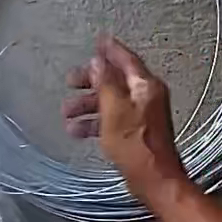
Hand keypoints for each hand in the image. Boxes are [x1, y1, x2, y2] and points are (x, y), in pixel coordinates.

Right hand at [62, 34, 186, 192]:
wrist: (154, 180)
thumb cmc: (136, 147)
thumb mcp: (114, 110)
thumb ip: (105, 83)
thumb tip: (98, 62)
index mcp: (145, 87)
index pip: (126, 59)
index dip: (110, 50)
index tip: (98, 41)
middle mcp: (146, 97)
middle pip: (115, 80)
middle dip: (91, 81)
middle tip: (71, 81)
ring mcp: (142, 115)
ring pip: (110, 101)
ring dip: (88, 105)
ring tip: (67, 112)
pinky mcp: (136, 132)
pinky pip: (112, 119)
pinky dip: (95, 122)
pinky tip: (78, 131)